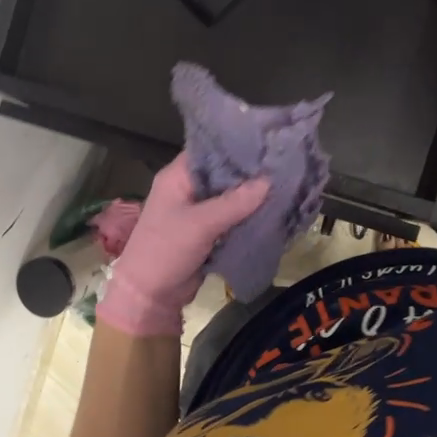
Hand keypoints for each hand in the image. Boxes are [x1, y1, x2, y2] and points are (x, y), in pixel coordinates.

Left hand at [96, 156, 269, 336]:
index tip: (268, 142)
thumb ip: (235, 203)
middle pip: (223, 173)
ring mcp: (197, 211)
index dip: (237, 145)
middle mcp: (187, 188)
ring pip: (230, 197)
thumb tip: (269, 181)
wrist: (150, 295)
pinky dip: (248, 216)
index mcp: (177, 176)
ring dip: (252, 195)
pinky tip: (274, 209)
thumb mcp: (200, 224)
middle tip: (284, 163)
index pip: (210, 150)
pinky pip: (231, 218)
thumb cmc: (166, 250)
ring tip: (286, 183)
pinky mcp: (207, 232)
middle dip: (250, 172)